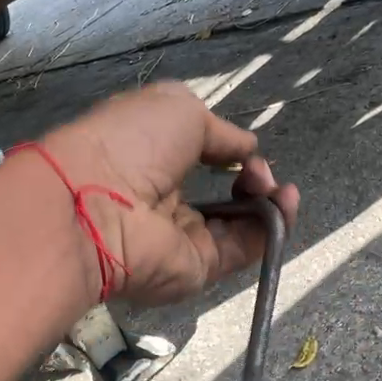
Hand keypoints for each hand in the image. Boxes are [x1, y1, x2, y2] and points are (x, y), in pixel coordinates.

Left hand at [35, 83, 300, 305]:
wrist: (98, 207)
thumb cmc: (129, 144)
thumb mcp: (177, 110)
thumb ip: (221, 132)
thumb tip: (249, 147)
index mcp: (152, 160)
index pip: (202, 160)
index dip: (232, 154)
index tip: (246, 149)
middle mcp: (167, 203)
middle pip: (226, 196)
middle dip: (255, 180)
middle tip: (259, 172)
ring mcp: (184, 240)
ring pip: (240, 226)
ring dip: (269, 204)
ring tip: (281, 189)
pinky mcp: (199, 270)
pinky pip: (242, 250)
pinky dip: (270, 229)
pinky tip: (283, 204)